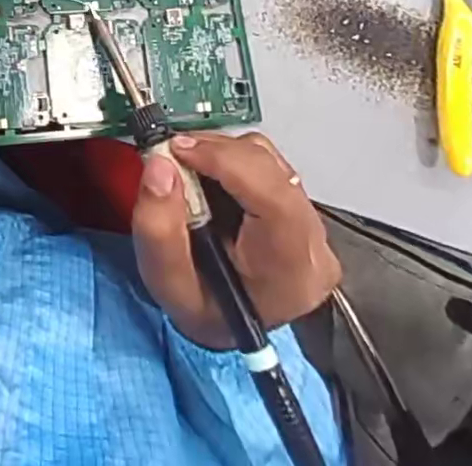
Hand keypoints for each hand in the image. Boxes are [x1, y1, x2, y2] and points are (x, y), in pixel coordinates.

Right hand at [132, 132, 340, 348]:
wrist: (225, 320)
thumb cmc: (201, 307)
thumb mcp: (166, 282)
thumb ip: (158, 228)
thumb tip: (161, 165)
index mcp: (289, 272)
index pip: (274, 200)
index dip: (225, 163)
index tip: (177, 151)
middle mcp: (314, 246)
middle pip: (270, 171)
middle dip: (213, 152)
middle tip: (168, 157)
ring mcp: (312, 225)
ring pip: (267, 158)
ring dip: (218, 153)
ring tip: (185, 170)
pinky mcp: (300, 206)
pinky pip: (265, 162)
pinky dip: (228, 158)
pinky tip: (206, 176)